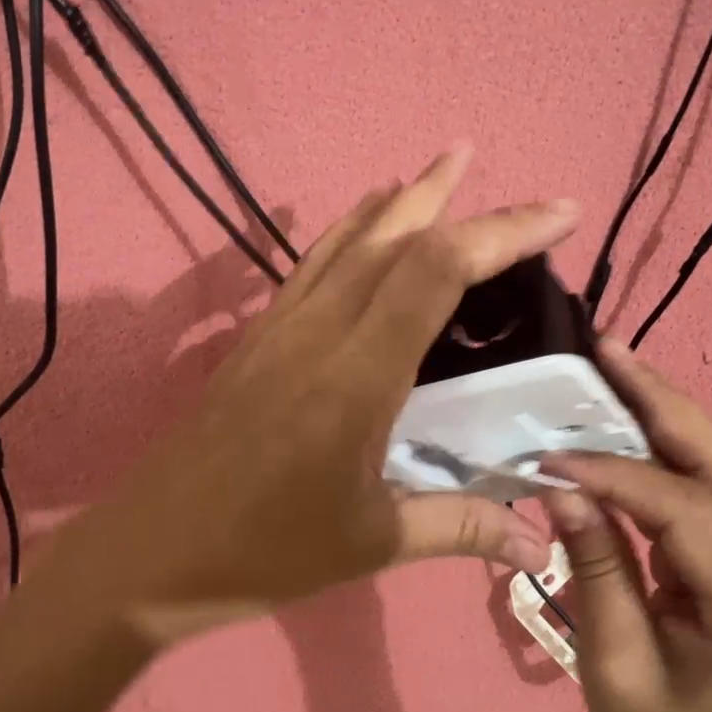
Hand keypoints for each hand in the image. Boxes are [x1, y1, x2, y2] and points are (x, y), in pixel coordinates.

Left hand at [42, 144, 577, 644]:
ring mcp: (278, 332)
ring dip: (392, 203)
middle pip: (390, 238)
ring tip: (431, 173)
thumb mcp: (372, 543)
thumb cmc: (265, 551)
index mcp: (357, 376)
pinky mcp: (254, 343)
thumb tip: (537, 545)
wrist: (152, 552)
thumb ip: (460, 528)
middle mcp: (317, 334)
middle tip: (485, 160)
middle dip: (448, 195)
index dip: (501, 233)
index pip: (435, 272)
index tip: (558, 216)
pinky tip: (358, 231)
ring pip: (343, 243)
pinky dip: (346, 235)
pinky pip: (310, 268)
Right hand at [539, 339, 711, 711]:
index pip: (689, 514)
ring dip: (664, 413)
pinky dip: (666, 450)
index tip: (550, 450)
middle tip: (605, 349)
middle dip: (660, 401)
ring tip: (611, 367)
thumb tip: (564, 483)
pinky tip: (629, 416)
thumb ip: (597, 568)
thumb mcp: (615, 668)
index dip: (618, 473)